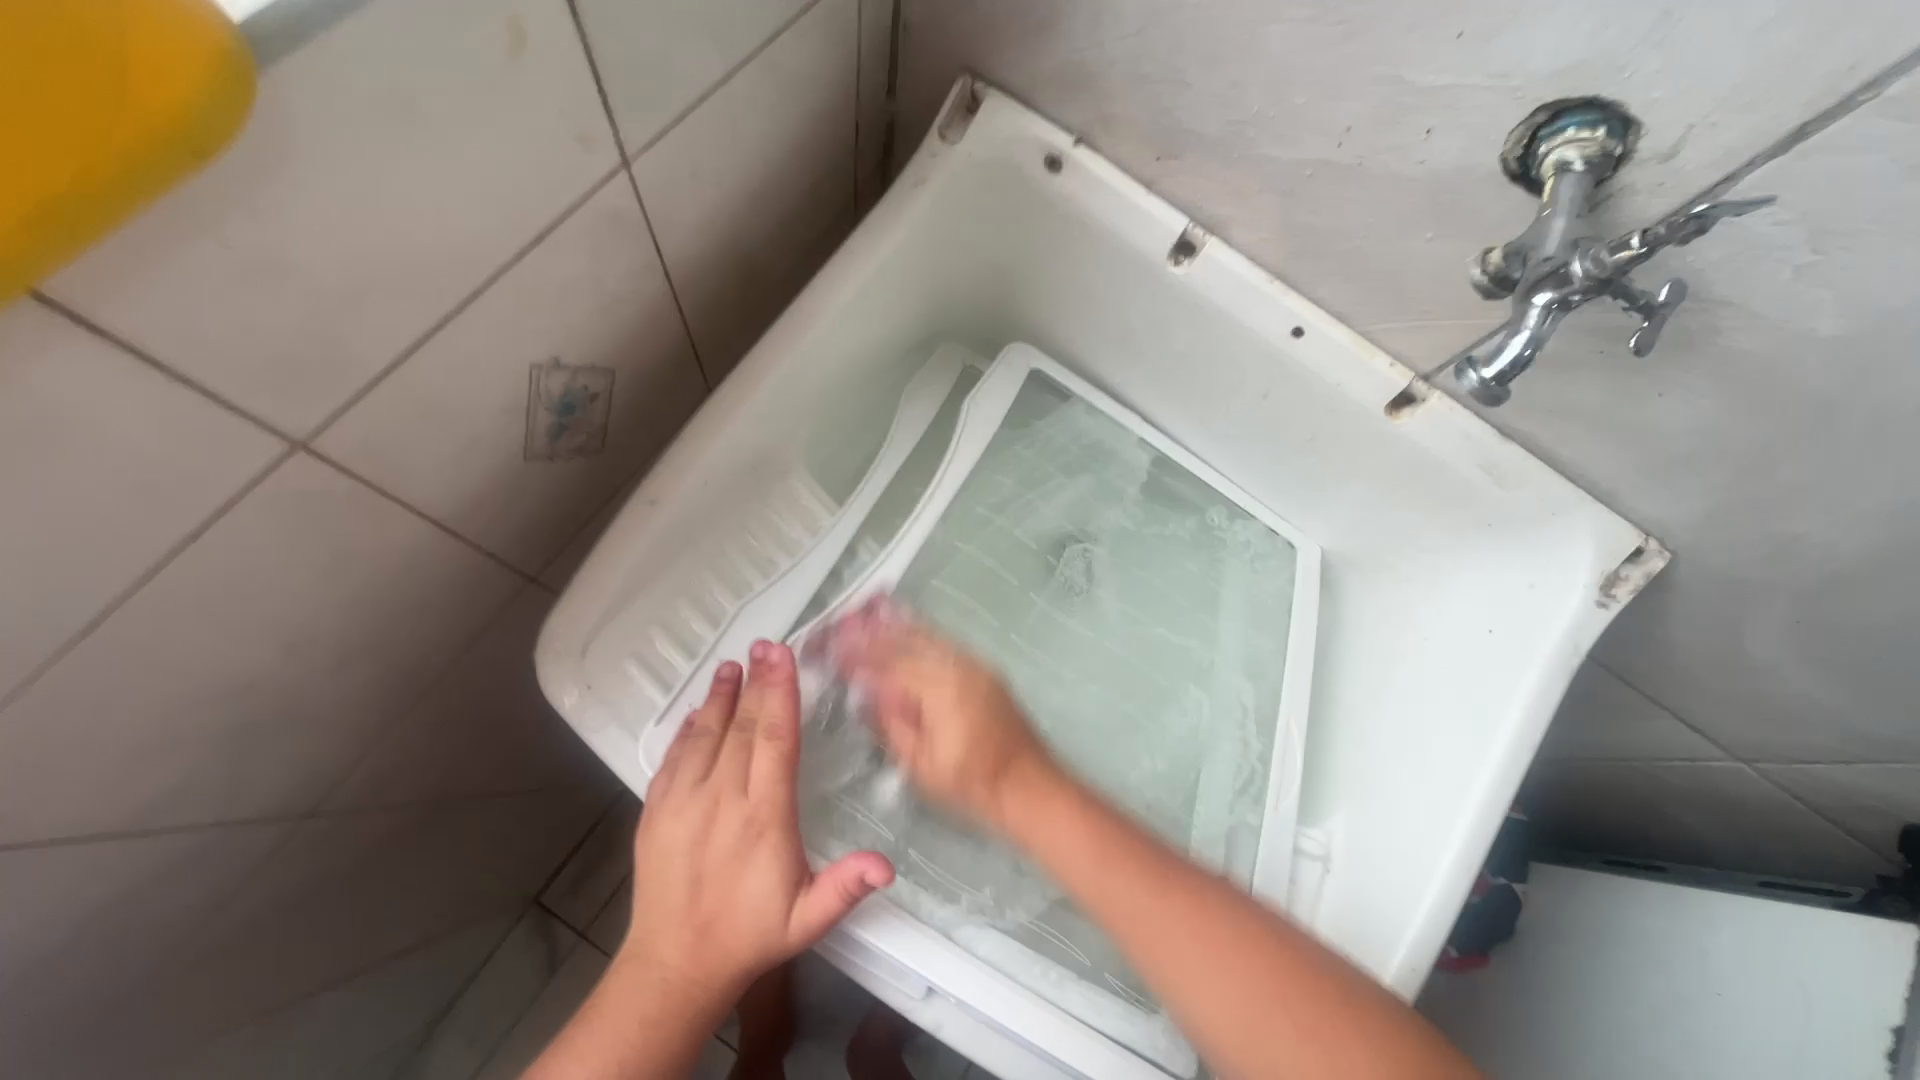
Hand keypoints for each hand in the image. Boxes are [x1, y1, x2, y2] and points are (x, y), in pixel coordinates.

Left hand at [621, 641, 894, 1003]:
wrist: (675, 964)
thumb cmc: (750, 935)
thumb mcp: (807, 919)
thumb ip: (846, 886)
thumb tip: (888, 865)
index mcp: (763, 817)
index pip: (774, 740)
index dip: (781, 694)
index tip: (783, 658)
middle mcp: (721, 799)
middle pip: (742, 727)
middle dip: (757, 682)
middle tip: (765, 645)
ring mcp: (683, 802)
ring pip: (704, 735)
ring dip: (720, 697)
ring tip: (732, 666)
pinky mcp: (655, 811)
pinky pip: (673, 758)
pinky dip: (687, 730)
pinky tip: (697, 712)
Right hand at [818, 599, 1061, 828]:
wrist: (1029, 785)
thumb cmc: (972, 784)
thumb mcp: (921, 764)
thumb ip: (893, 723)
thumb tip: (868, 693)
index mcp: (940, 688)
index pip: (888, 663)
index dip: (857, 654)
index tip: (829, 648)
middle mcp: (958, 666)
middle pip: (908, 641)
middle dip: (873, 631)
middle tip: (843, 622)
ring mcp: (975, 665)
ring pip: (929, 636)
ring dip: (897, 625)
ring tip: (869, 612)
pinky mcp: (984, 671)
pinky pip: (945, 643)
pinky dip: (922, 633)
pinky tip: (908, 627)